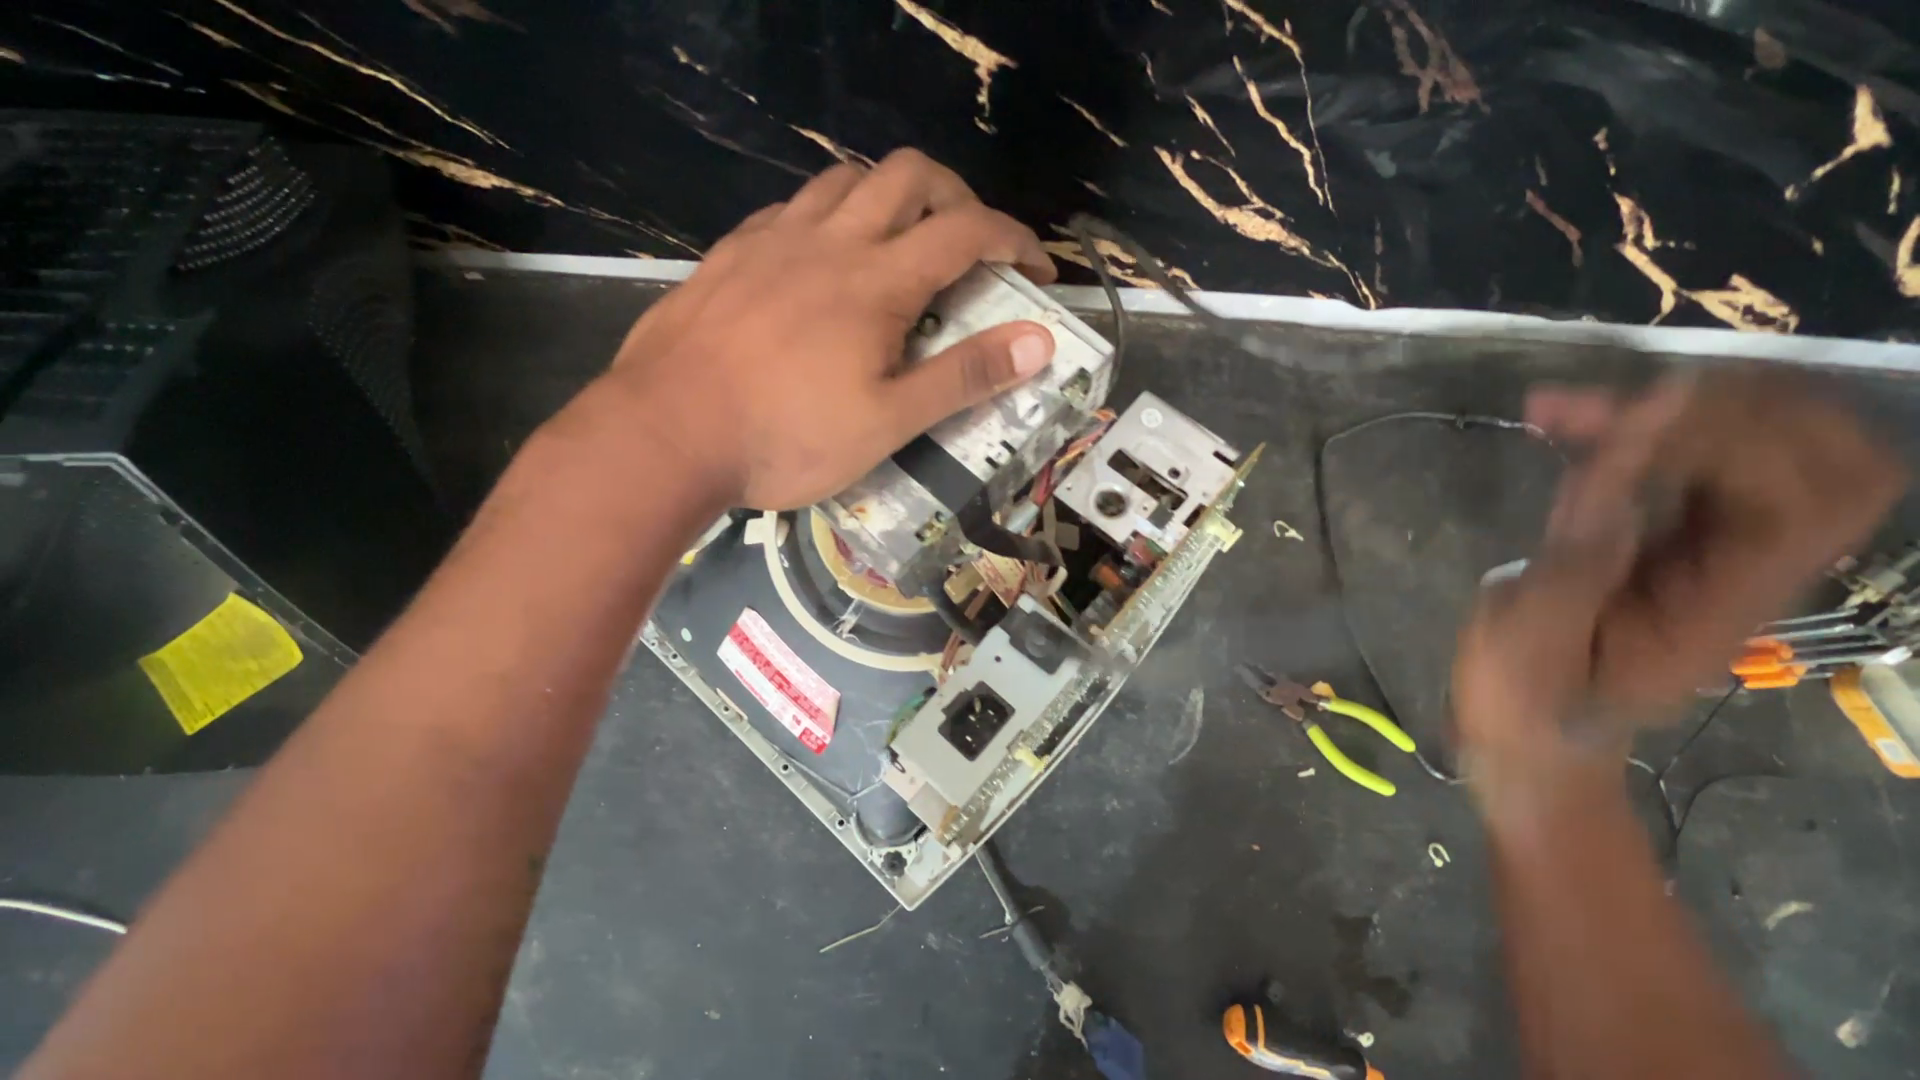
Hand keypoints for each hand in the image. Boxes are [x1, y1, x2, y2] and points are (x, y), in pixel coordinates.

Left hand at [561, 149, 1057, 509]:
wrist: (664, 433)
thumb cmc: (785, 437)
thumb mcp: (887, 422)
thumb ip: (963, 377)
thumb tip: (1039, 341)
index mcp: (877, 280)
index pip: (967, 232)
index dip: (1015, 241)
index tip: (1038, 271)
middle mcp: (830, 240)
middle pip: (908, 175)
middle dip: (957, 196)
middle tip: (969, 245)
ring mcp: (773, 239)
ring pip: (844, 179)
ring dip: (889, 197)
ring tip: (899, 245)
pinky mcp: (730, 252)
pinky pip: (791, 206)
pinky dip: (828, 215)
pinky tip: (821, 260)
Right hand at [1452, 369, 1907, 786]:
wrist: (1533, 738)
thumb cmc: (1524, 700)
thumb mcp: (1532, 634)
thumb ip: (1583, 546)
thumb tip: (1622, 454)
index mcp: (1727, 602)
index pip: (1800, 496)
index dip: (1730, 439)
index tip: (1625, 422)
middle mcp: (1751, 569)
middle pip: (1827, 460)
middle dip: (1733, 408)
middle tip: (1620, 402)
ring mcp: (1723, 552)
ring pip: (1774, 449)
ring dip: (1691, 408)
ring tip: (1576, 407)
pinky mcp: (1681, 540)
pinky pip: (1702, 462)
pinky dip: (1650, 427)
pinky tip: (1571, 424)